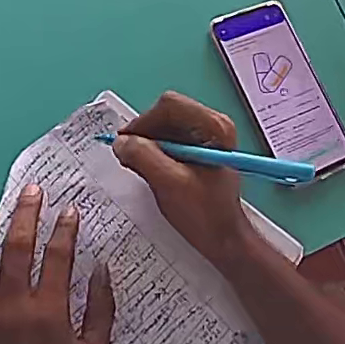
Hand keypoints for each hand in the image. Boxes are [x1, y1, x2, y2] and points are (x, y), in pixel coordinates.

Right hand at [113, 91, 255, 267]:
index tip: (125, 142)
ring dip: (147, 143)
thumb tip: (121, 141)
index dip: (142, 122)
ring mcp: (207, 135)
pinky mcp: (198, 148)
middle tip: (128, 155)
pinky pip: (169, 139)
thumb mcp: (169, 184)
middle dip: (144, 133)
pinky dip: (154, 151)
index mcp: (215, 126)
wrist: (223, 237)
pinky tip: (150, 169)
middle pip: (167, 113)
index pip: (170, 106)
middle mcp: (213, 124)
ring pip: (165, 125)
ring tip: (138, 165)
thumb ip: (144, 157)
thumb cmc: (204, 213)